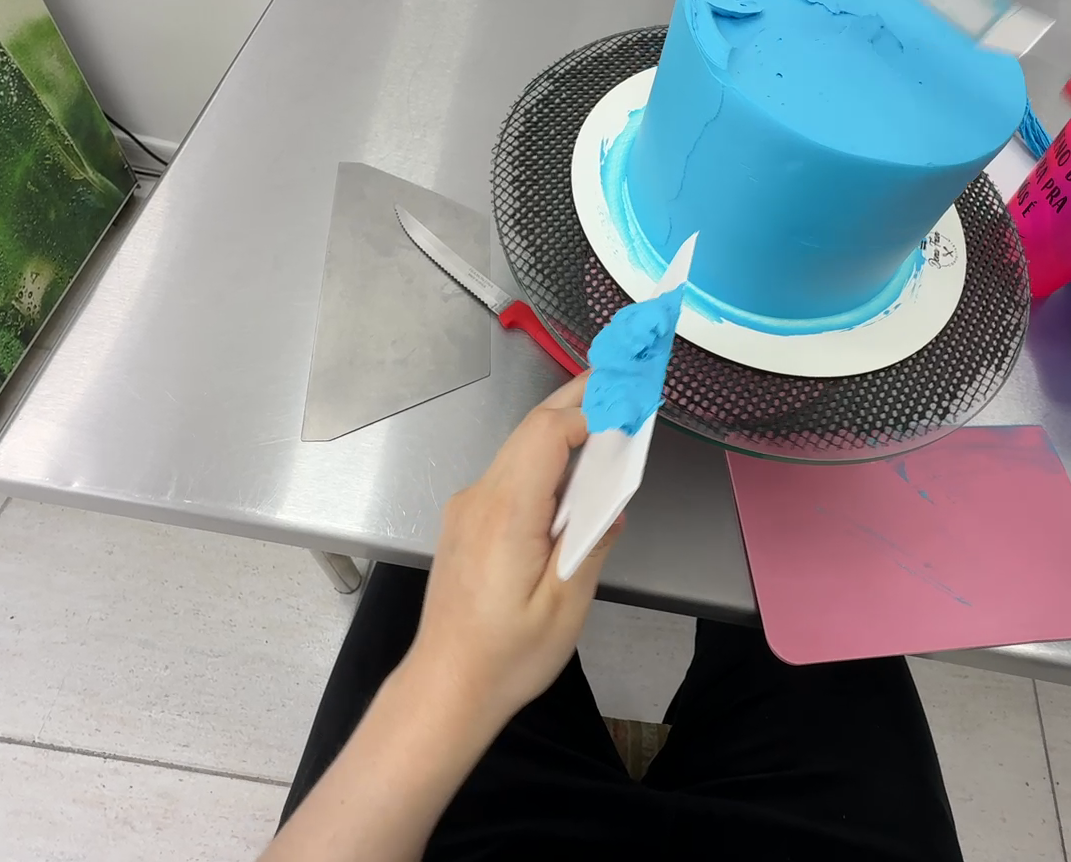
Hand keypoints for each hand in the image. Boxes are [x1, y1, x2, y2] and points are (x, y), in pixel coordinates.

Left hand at [401, 374, 621, 724]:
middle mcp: (481, 496)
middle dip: (576, 401)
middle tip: (618, 384)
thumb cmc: (506, 656)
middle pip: (530, 428)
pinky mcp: (466, 518)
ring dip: (560, 429)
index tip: (625, 407)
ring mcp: (468, 505)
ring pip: (518, 447)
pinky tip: (568, 473)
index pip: (547, 433)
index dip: (588, 412)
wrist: (445, 687)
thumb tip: (614, 503)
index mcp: (508, 512)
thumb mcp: (565, 606)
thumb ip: (592, 543)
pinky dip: (543, 458)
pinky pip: (509, 472)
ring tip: (603, 422)